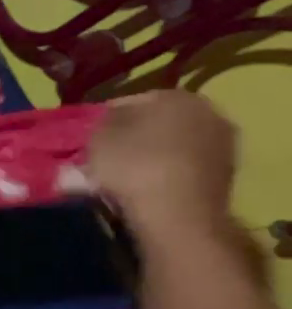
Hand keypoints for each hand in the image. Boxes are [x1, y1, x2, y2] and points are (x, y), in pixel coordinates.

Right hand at [88, 90, 236, 232]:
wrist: (177, 211)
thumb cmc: (132, 165)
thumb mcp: (98, 137)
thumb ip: (102, 120)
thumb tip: (108, 117)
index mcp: (176, 97)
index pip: (129, 101)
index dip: (103, 118)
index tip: (85, 136)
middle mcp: (207, 112)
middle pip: (155, 121)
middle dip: (128, 134)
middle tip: (100, 154)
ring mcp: (220, 143)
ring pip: (169, 142)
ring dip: (145, 154)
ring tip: (117, 173)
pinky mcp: (222, 170)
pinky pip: (181, 163)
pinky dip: (162, 169)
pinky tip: (141, 184)